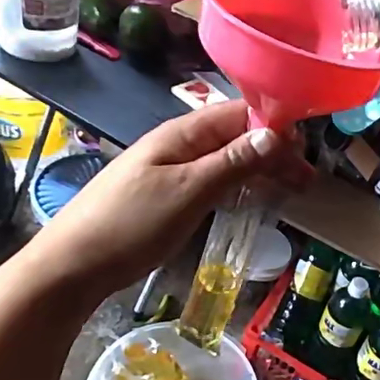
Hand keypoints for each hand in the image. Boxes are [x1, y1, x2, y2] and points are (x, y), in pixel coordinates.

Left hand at [17, 102, 311, 301]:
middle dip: (276, 151)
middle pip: (238, 135)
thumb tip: (276, 134)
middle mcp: (180, 144)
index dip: (277, 126)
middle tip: (307, 179)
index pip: (241, 113)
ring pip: (230, 158)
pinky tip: (256, 198)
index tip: (305, 151)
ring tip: (294, 188)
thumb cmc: (129, 225)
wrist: (72, 266)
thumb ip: (232, 163)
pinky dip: (243, 184)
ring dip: (263, 168)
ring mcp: (174, 169)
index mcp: (183, 133)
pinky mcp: (171, 194)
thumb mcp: (188, 192)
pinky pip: (217, 178)